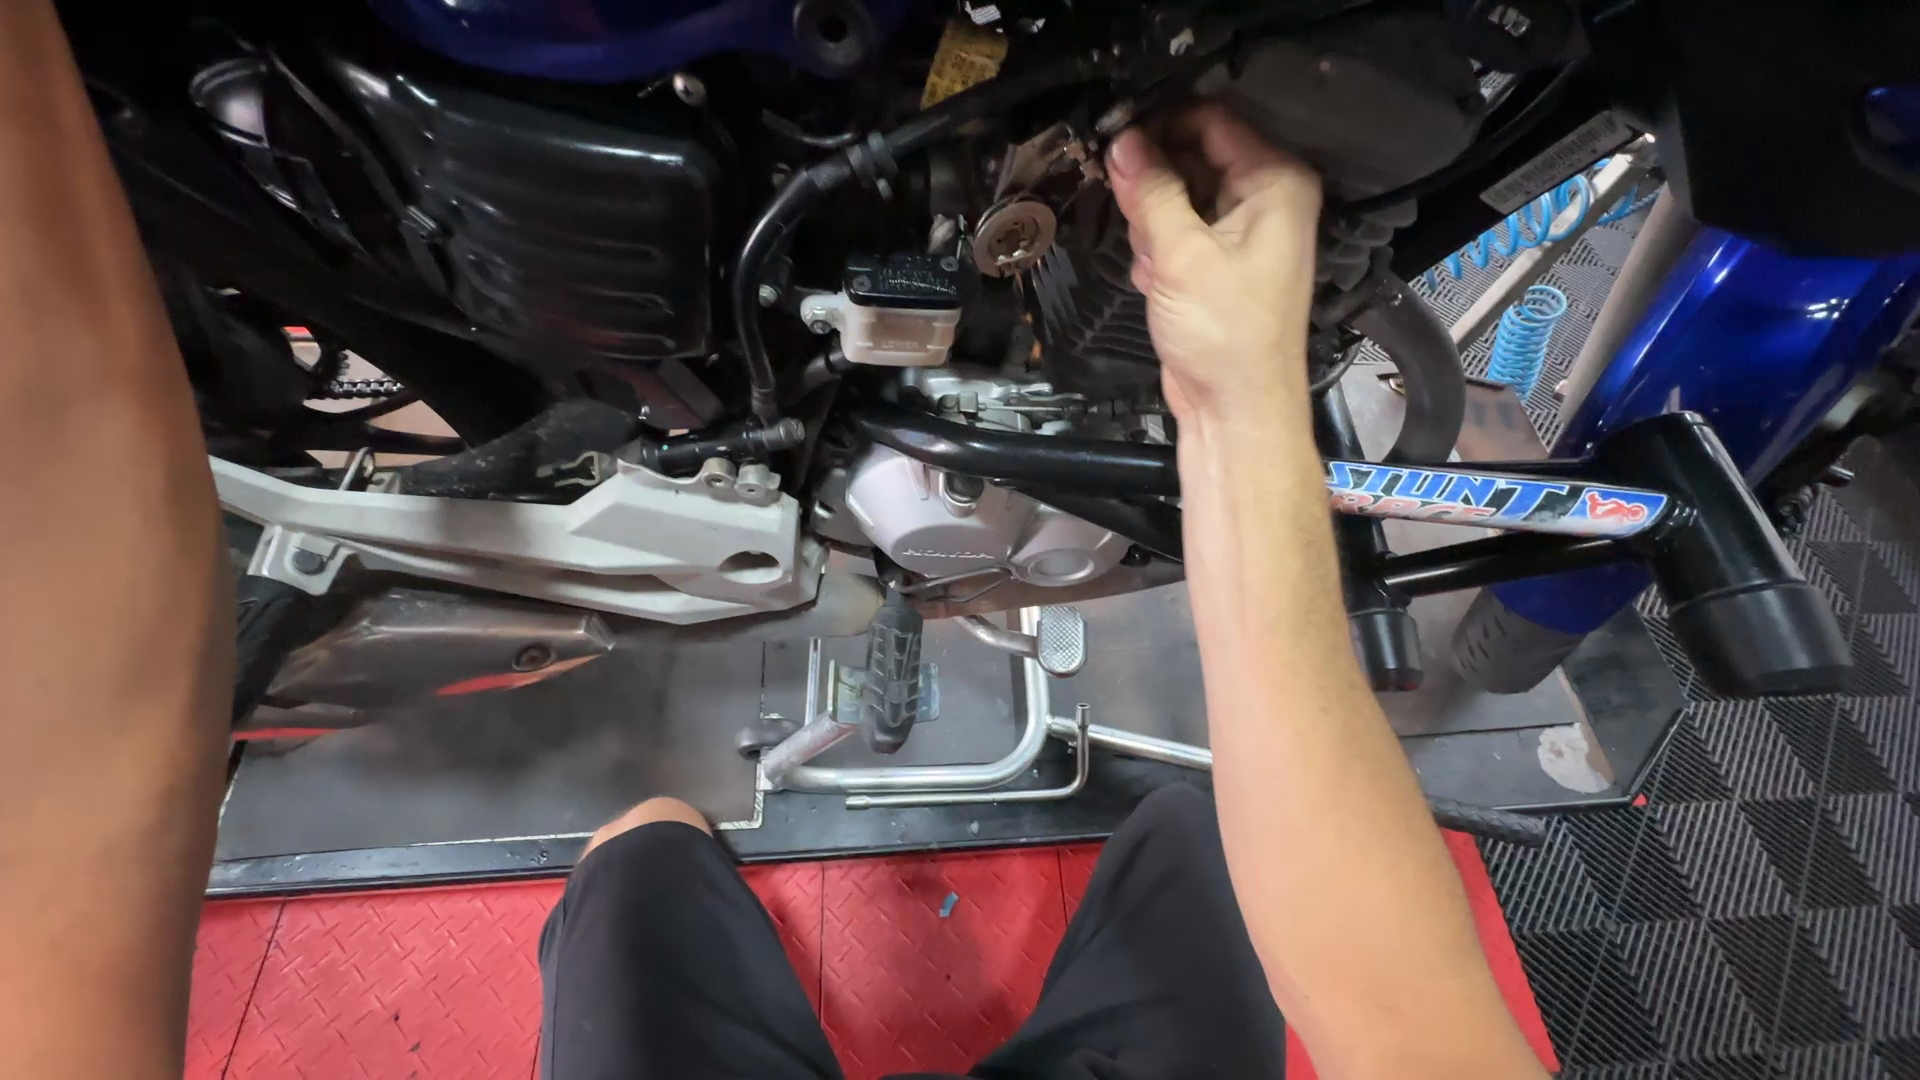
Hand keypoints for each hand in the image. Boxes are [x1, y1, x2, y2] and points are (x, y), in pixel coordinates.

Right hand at [1106, 103, 1321, 430]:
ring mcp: (1239, 237)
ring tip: (1152, 264)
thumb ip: (1151, 193)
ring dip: (1152, 228)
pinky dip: (1158, 256)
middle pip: (1193, 160)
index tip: (1113, 140)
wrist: (1233, 408)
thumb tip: (1121, 140)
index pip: (1214, 122)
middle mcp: (1263, 201)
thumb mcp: (1180, 256)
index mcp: (1274, 183)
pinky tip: (1153, 282)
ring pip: (1178, 202)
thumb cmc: (1222, 332)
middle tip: (1128, 212)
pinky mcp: (1215, 269)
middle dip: (1154, 187)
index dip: (1161, 126)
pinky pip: (1177, 238)